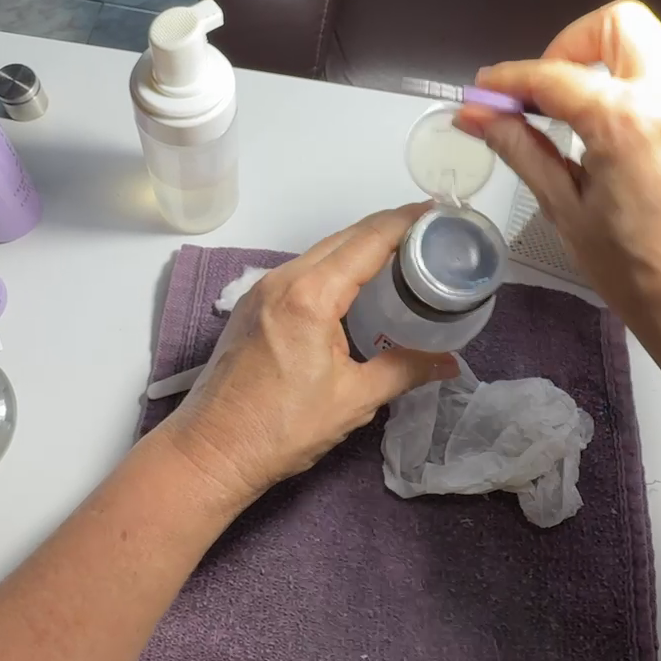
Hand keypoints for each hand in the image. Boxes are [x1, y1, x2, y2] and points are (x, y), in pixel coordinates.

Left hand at [158, 205, 460, 498]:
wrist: (211, 450)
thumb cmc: (282, 428)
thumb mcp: (353, 400)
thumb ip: (404, 371)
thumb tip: (450, 364)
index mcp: (311, 295)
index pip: (367, 241)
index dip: (404, 221)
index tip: (436, 210)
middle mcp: (284, 279)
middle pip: (344, 237)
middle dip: (387, 227)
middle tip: (428, 230)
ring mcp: (264, 288)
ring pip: (321, 251)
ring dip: (359, 244)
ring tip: (400, 251)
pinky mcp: (254, 302)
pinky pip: (303, 268)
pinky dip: (335, 263)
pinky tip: (356, 280)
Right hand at [457, 0, 660, 360]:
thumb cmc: (634, 273)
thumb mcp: (566, 210)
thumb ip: (521, 148)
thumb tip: (475, 114)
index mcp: (628, 122)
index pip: (555, 75)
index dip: (512, 78)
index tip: (489, 88)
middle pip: (621, 22)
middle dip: (575, 45)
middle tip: (554, 90)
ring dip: (620, 74)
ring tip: (601, 126)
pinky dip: (660, 104)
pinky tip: (650, 151)